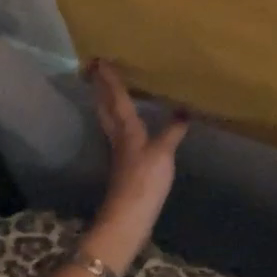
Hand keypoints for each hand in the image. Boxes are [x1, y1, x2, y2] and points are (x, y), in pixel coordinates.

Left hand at [83, 60, 186, 271]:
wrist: (128, 215)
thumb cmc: (145, 181)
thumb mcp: (163, 153)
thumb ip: (173, 131)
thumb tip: (183, 110)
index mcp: (127, 128)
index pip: (117, 97)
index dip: (109, 79)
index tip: (100, 60)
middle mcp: (118, 134)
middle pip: (105, 106)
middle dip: (100, 87)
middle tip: (93, 69)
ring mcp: (117, 149)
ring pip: (107, 118)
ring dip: (103, 101)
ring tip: (102, 87)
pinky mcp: (121, 161)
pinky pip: (114, 130)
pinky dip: (113, 118)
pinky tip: (120, 120)